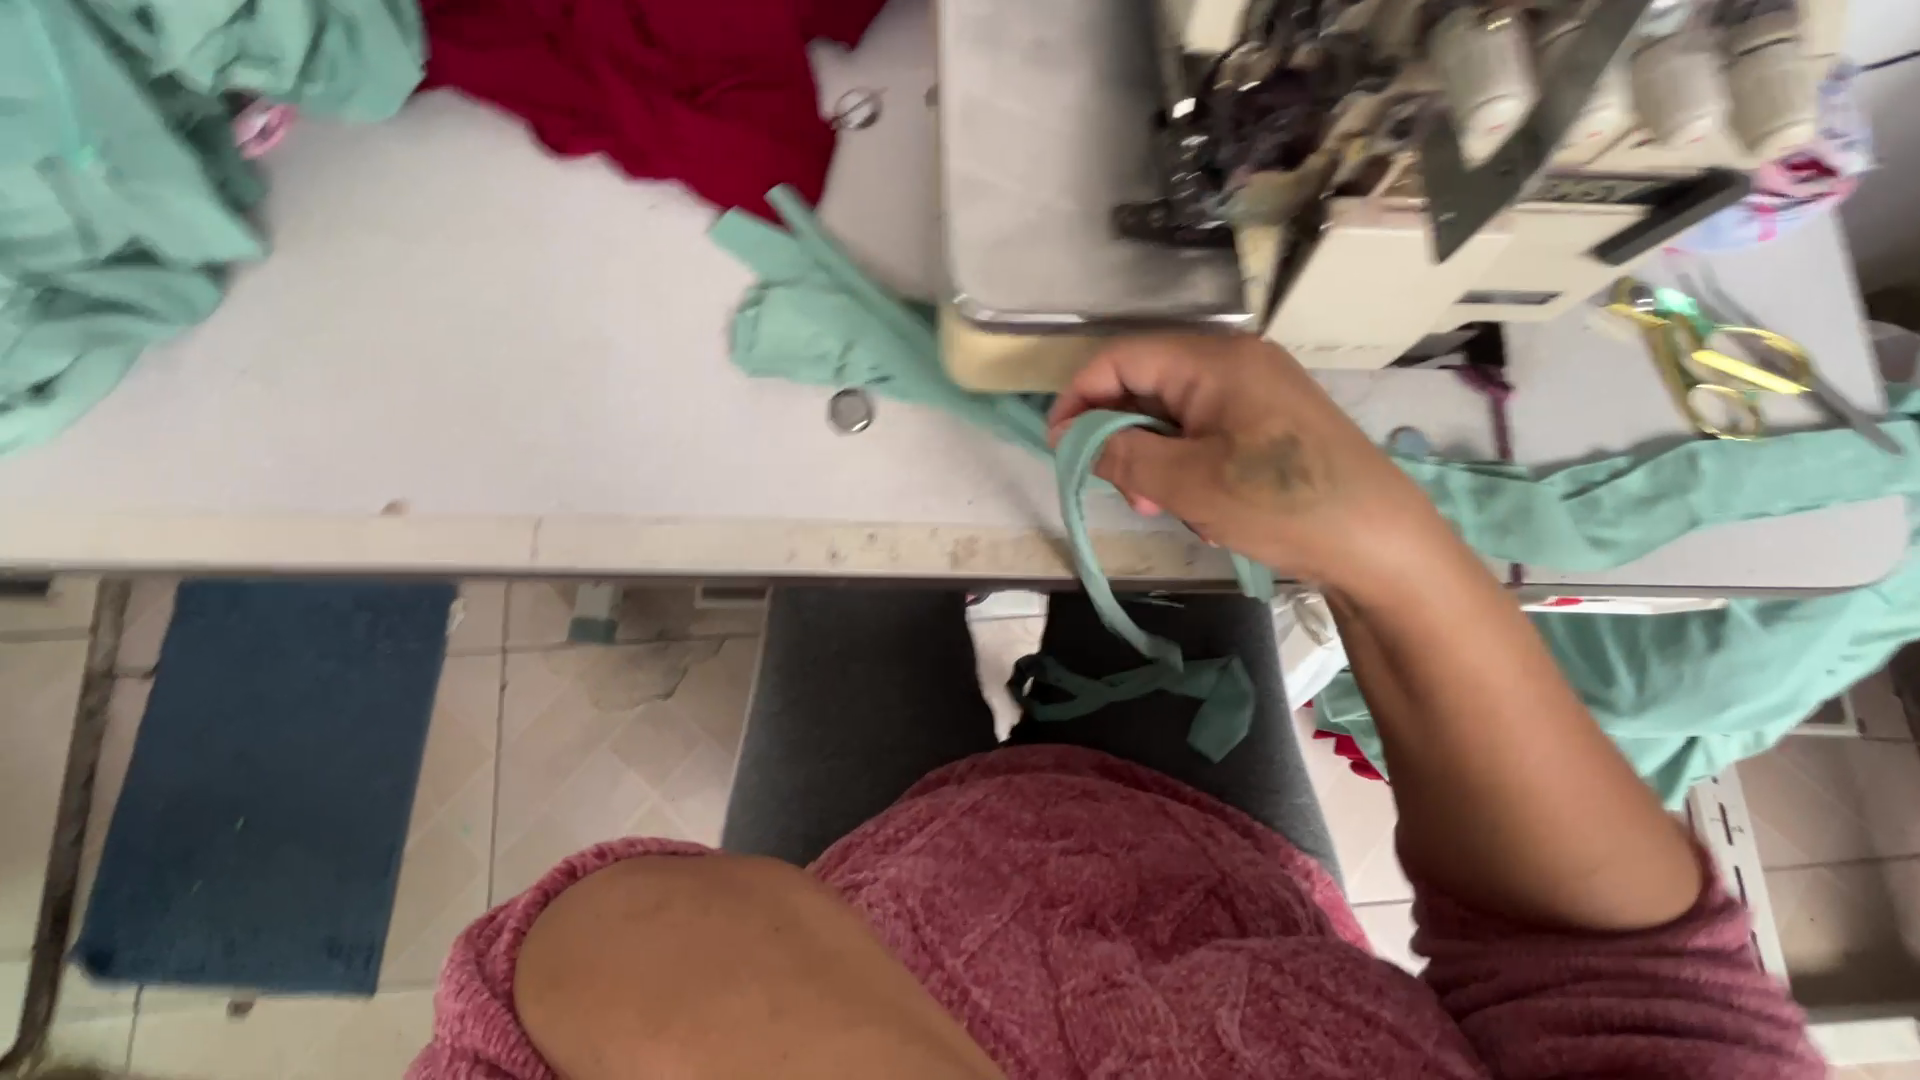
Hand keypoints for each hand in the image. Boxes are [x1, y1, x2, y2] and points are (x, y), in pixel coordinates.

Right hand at [1047, 333, 1443, 588]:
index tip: (1059, 446)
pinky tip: (1201, 507)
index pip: (1120, 358)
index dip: (1079, 398)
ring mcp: (1259, 391)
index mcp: (1215, 361)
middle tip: (1126, 493)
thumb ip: (1122, 455)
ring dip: (1154, 459)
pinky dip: (1187, 464)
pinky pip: (1208, 431)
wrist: (1381, 542)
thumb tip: (1077, 441)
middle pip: (1148, 385)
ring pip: (1176, 414)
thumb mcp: (1187, 483)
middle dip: (1121, 438)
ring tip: (1161, 506)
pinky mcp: (1274, 422)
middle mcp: (1237, 362)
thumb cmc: (1280, 504)